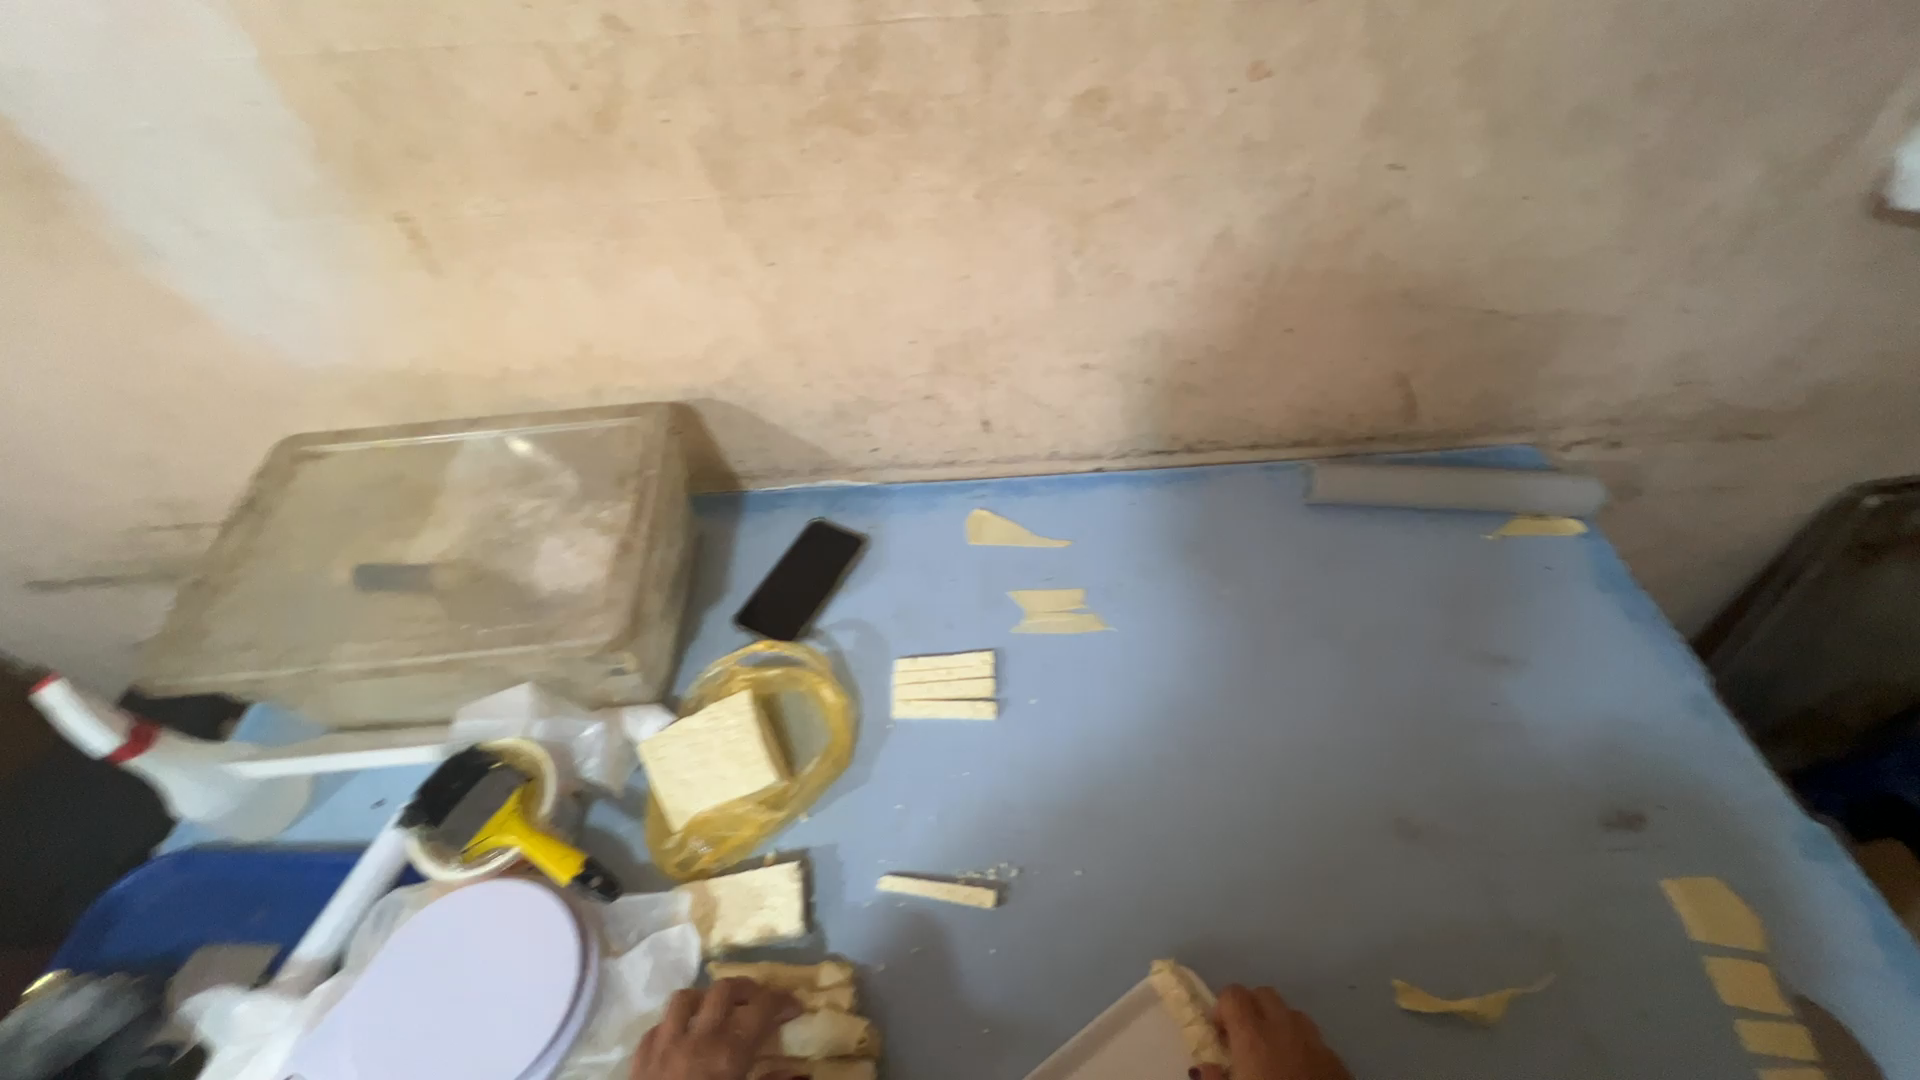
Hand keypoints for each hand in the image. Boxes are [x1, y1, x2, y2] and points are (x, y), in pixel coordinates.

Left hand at [632, 978, 802, 1079]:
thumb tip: (801, 1073)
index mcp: (729, 1052)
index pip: (763, 1006)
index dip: (783, 1000)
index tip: (794, 1008)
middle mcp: (697, 1038)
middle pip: (725, 988)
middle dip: (747, 989)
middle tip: (759, 1003)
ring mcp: (663, 1046)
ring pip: (685, 998)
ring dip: (705, 999)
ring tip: (717, 1013)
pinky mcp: (638, 1062)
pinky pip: (656, 1028)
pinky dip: (673, 1027)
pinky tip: (681, 1040)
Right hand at [1195, 984, 1351, 1079]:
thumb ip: (1213, 1079)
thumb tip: (1204, 1067)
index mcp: (1253, 1036)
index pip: (1233, 994)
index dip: (1222, 1007)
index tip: (1219, 1032)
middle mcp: (1284, 1028)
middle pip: (1264, 994)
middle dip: (1251, 1008)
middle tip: (1243, 1037)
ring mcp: (1316, 1043)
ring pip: (1293, 1014)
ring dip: (1279, 1024)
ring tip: (1273, 1053)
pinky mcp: (1339, 1062)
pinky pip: (1316, 1040)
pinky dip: (1304, 1046)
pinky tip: (1300, 1072)